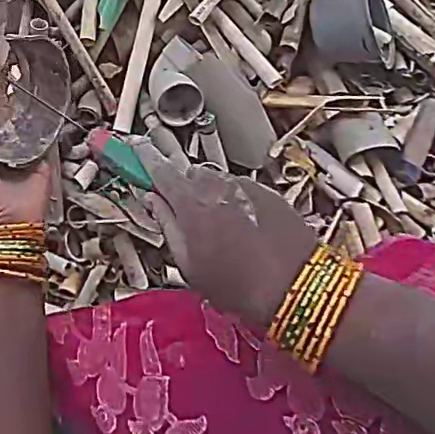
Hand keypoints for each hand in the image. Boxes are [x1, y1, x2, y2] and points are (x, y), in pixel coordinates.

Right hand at [132, 139, 317, 328]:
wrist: (299, 288)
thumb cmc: (237, 285)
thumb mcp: (189, 266)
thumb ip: (167, 226)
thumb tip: (153, 201)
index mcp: (190, 200)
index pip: (159, 167)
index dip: (144, 155)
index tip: (135, 145)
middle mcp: (215, 183)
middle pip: (189, 173)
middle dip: (183, 187)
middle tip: (186, 215)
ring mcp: (242, 184)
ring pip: (215, 180)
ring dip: (210, 195)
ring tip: (220, 229)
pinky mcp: (266, 191)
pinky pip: (239, 189)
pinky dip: (234, 201)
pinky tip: (244, 230)